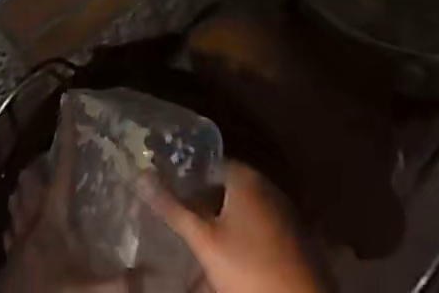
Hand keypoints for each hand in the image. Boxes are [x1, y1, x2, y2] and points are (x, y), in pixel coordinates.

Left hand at [0, 112, 132, 291]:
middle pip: (30, 176)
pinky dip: (17, 218)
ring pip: (16, 198)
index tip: (67, 104)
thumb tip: (161, 271)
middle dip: (41, 161)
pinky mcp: (8, 257)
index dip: (66, 133)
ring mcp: (16, 236)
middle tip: (55, 156)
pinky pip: (10, 227)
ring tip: (40, 182)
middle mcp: (31, 217)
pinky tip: (26, 224)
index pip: (63, 163)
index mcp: (53, 213)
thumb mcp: (94, 289)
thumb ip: (127, 279)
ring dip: (26, 187)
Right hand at [142, 161, 324, 292]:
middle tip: (180, 235)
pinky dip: (243, 247)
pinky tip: (230, 273)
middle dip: (202, 213)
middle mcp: (268, 187)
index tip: (167, 199)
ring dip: (221, 234)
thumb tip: (141, 175)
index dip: (185, 182)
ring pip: (242, 217)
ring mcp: (286, 214)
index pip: (207, 165)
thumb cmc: (250, 271)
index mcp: (246, 177)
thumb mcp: (204, 241)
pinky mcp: (296, 241)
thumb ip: (173, 207)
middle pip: (225, 192)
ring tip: (200, 263)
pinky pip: (260, 235)